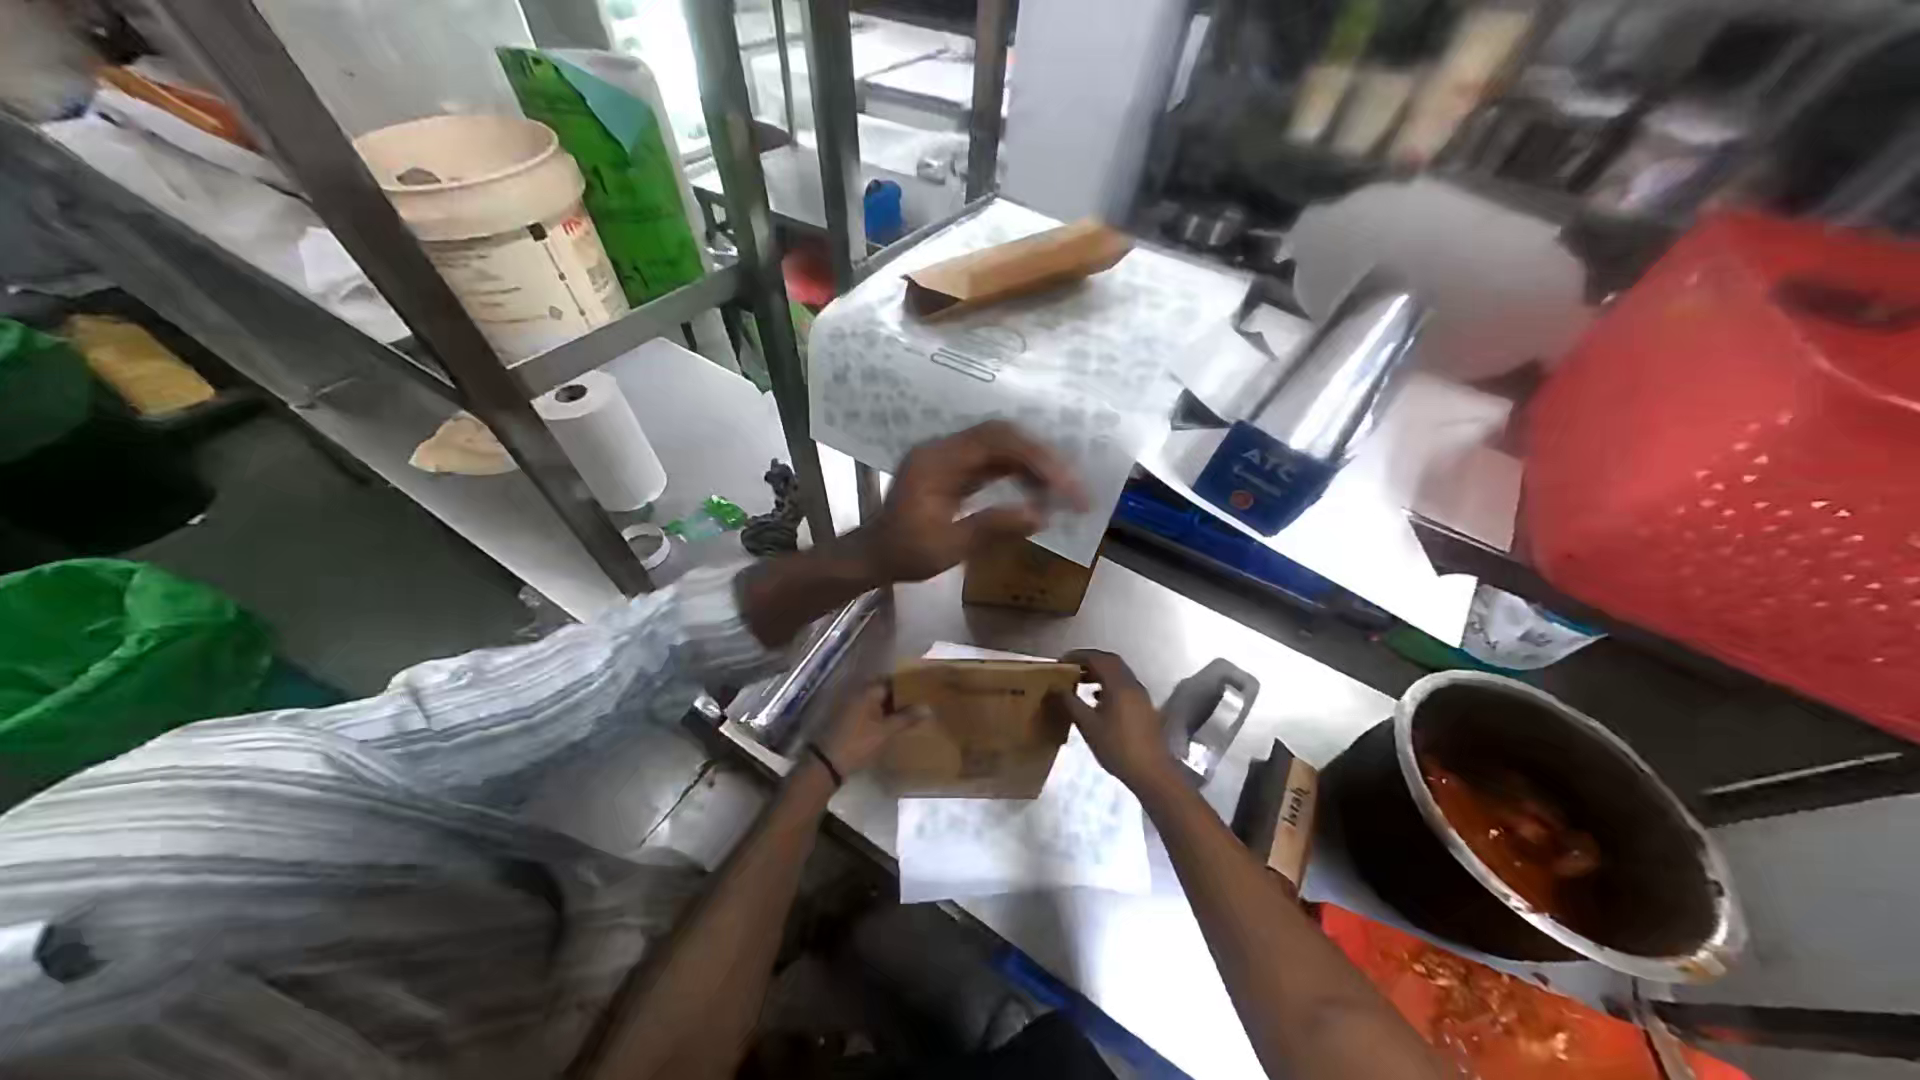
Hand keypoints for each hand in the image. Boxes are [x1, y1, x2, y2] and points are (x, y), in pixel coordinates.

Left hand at [811, 683, 929, 775]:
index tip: (923, 690)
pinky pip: (868, 710)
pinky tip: (892, 724)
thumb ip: (906, 718)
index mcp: (867, 691)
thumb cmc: (857, 744)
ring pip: (876, 701)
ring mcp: (850, 705)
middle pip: (883, 690)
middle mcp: (857, 693)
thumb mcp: (885, 732)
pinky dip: (880, 714)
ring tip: (910, 714)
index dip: (907, 685)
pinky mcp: (847, 718)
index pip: (891, 680)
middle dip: (900, 696)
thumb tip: (927, 707)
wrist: (827, 763)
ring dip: (890, 706)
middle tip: (919, 703)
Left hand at [853, 421, 1086, 584]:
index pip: (995, 442)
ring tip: (1061, 494)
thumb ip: (992, 527)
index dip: (1036, 458)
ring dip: (1034, 465)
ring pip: (1001, 446)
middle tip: (1072, 488)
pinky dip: (1019, 474)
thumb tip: (1040, 516)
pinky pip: (993, 461)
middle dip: (1042, 458)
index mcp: (937, 460)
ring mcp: (948, 457)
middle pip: (1002, 436)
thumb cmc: (904, 554)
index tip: (1064, 484)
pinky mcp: (954, 469)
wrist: (873, 556)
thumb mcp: (947, 547)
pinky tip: (1038, 493)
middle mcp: (944, 449)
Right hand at [1051, 649, 1176, 790]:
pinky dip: (1108, 684)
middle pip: (1110, 661)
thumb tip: (1055, 688)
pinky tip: (1097, 699)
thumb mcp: (1088, 725)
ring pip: (1118, 673)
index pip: (1097, 658)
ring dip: (1100, 672)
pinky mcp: (1144, 706)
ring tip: (1080, 682)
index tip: (1061, 661)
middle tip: (1070, 668)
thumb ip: (1070, 703)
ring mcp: (1140, 695)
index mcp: (1118, 684)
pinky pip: (1124, 685)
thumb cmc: (1117, 747)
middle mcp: (1132, 684)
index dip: (1078, 656)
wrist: (1151, 771)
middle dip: (1089, 661)